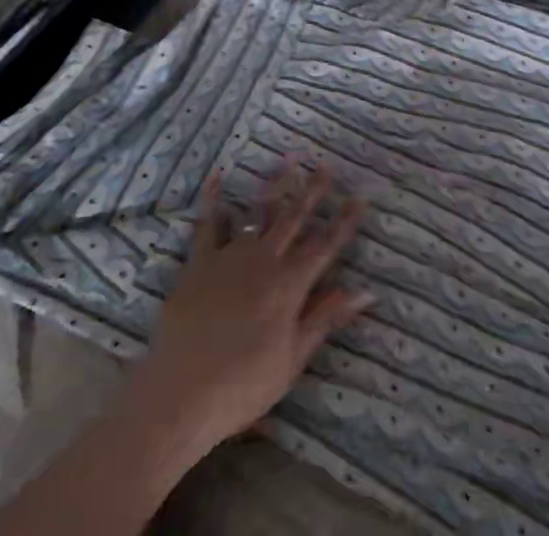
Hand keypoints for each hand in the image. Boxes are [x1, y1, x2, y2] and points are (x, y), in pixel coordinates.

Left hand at [125, 159, 371, 451]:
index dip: (344, 222)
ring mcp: (229, 257)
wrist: (182, 390)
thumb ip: (325, 318)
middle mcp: (263, 262)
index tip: (360, 197)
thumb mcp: (293, 357)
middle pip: (293, 220)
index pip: (325, 247)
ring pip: (258, 213)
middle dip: (312, 192)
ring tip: (287, 159)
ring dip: (274, 185)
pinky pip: (208, 224)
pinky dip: (214, 199)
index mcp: (290, 286)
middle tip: (326, 166)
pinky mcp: (199, 262)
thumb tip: (365, 291)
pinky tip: (219, 177)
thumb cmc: (245, 384)